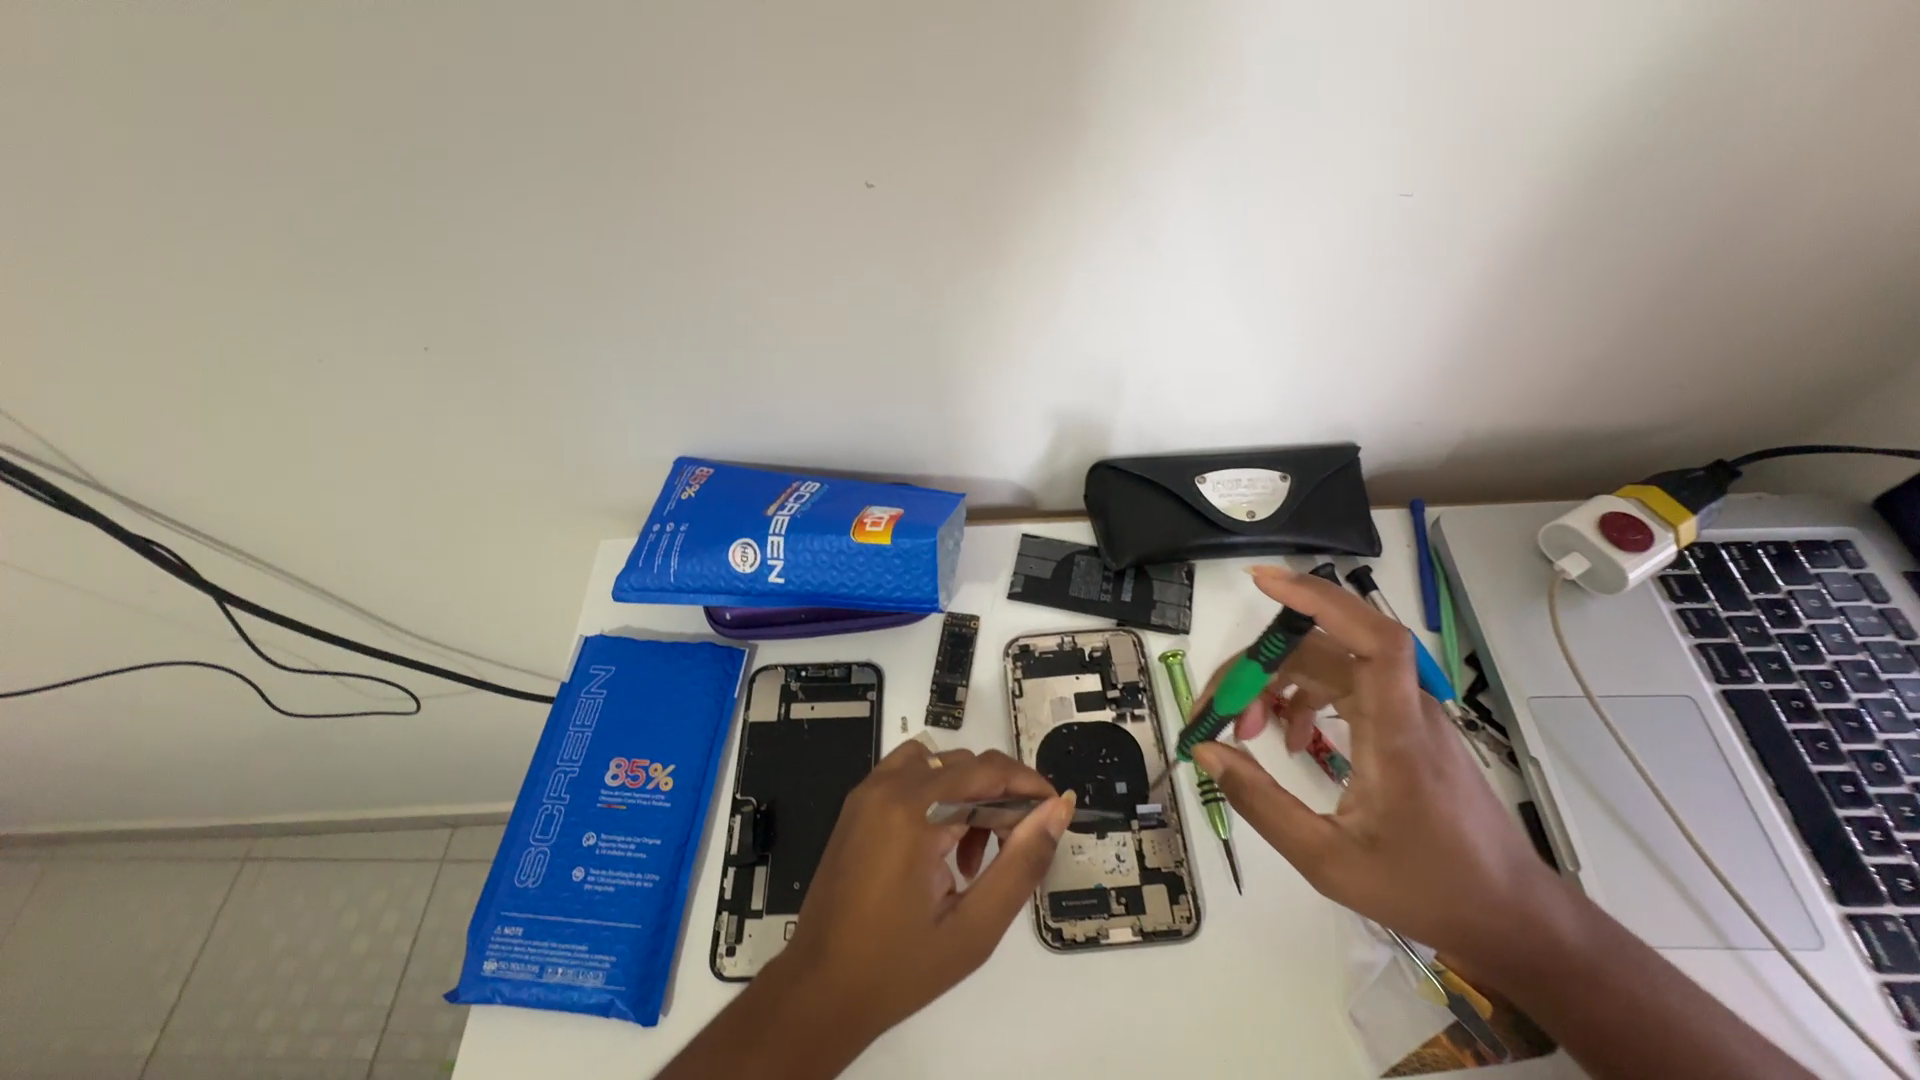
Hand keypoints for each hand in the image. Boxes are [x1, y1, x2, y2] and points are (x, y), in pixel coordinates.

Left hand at [773, 742, 1073, 1041]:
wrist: (819, 992)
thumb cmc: (898, 968)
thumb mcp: (975, 925)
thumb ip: (1022, 862)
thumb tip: (1059, 809)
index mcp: (913, 811)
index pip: (988, 770)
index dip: (1030, 786)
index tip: (1055, 814)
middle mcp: (885, 789)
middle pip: (964, 765)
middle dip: (1000, 798)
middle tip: (1014, 851)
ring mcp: (865, 796)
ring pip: (937, 766)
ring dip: (967, 795)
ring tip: (974, 857)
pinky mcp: (855, 810)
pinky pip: (907, 779)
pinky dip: (936, 797)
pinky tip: (942, 850)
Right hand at [1191, 565, 1562, 965]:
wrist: (1508, 914)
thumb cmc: (1424, 888)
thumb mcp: (1326, 858)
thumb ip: (1260, 802)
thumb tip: (1207, 751)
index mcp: (1396, 732)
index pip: (1371, 637)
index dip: (1318, 598)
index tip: (1263, 582)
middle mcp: (1405, 708)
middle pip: (1325, 651)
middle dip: (1258, 670)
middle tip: (1215, 714)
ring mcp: (1409, 715)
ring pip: (1332, 667)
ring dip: (1277, 686)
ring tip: (1243, 733)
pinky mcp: (1407, 728)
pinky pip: (1347, 689)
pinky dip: (1304, 701)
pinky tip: (1287, 741)